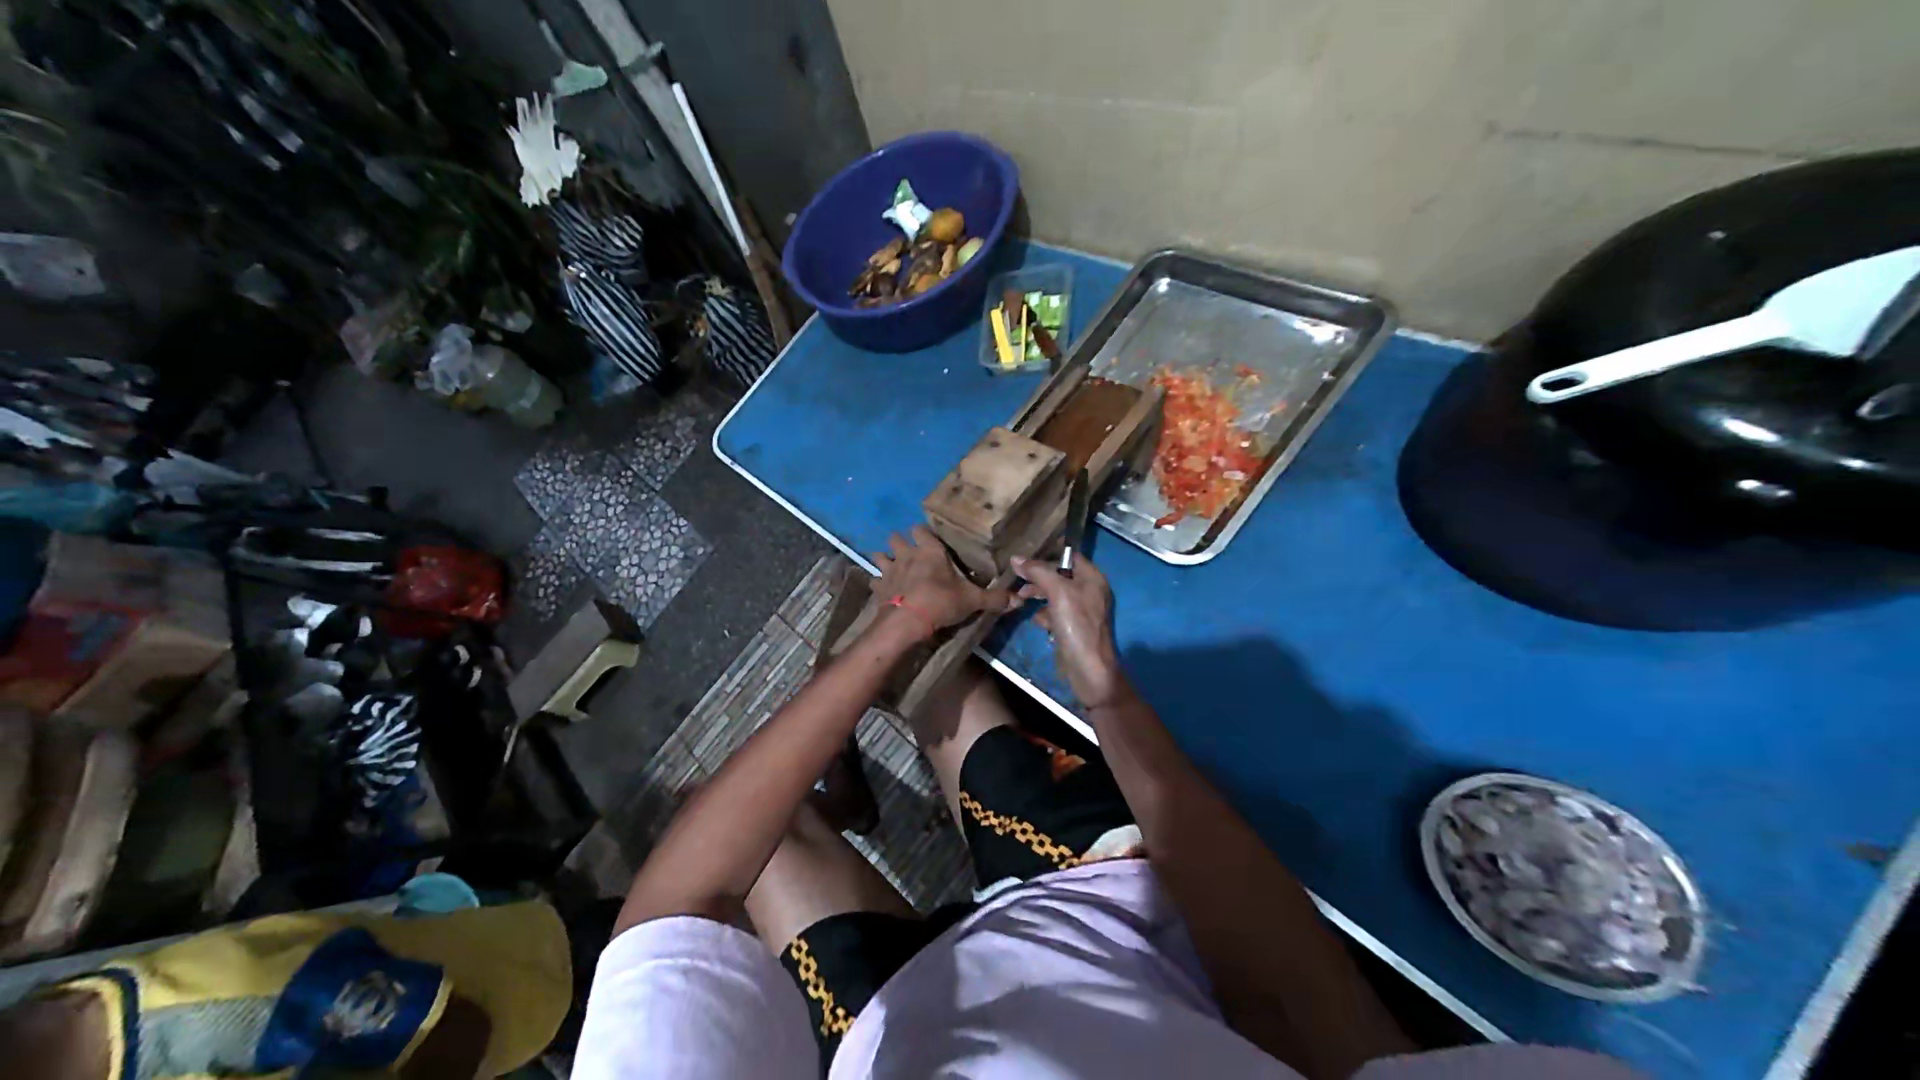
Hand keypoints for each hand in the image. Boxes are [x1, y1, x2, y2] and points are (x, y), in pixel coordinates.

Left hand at [872, 526, 1017, 633]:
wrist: (906, 622)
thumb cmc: (940, 602)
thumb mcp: (972, 601)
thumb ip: (994, 599)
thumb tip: (1020, 600)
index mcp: (929, 550)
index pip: (921, 529)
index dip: (923, 533)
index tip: (928, 538)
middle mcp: (906, 554)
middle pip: (895, 538)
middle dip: (900, 542)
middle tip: (909, 551)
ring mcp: (889, 570)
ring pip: (880, 556)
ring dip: (884, 559)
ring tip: (891, 565)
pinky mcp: (878, 588)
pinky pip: (874, 581)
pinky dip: (877, 584)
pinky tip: (882, 590)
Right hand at [1011, 554, 1129, 709]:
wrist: (1089, 670)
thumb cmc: (1078, 626)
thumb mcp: (1058, 592)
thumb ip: (1039, 572)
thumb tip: (1016, 558)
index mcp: (1092, 578)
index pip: (1069, 556)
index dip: (1047, 555)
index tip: (1024, 558)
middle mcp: (1089, 591)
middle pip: (1059, 576)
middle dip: (1038, 578)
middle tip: (1017, 579)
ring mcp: (1081, 611)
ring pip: (1055, 595)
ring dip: (1038, 596)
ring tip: (1022, 599)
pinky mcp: (1073, 628)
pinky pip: (1055, 614)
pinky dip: (1045, 615)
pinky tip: (1038, 622)